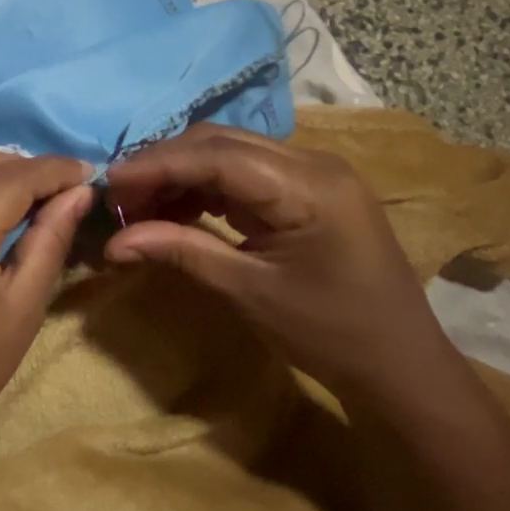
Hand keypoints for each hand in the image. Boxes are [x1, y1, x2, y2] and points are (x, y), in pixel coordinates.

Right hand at [103, 124, 453, 400]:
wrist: (400, 367)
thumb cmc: (330, 333)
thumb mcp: (249, 293)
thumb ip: (181, 253)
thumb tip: (113, 242)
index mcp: (309, 187)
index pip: (216, 157)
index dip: (157, 165)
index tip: (108, 182)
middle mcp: (313, 164)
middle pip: (219, 143)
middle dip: (163, 165)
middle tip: (119, 199)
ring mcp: (313, 173)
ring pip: (227, 152)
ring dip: (180, 173)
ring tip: (140, 207)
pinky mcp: (306, 189)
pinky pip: (243, 171)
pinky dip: (203, 185)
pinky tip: (175, 210)